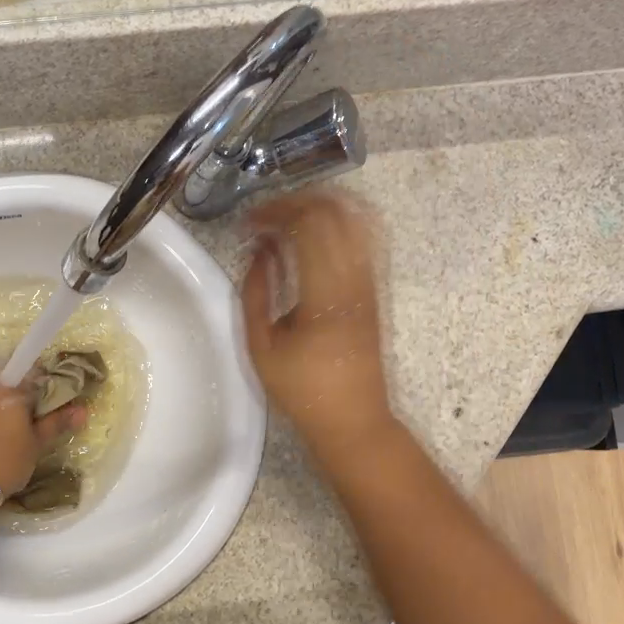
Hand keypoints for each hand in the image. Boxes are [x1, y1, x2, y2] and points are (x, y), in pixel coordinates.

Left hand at [0, 372, 86, 501]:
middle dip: (14, 386)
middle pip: (2, 374)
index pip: (31, 369)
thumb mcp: (35, 446)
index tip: (45, 398)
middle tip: (23, 412)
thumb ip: (56, 424)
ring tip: (1, 426)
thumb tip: (82, 409)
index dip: (40, 380)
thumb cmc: (3, 463)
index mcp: (10, 389)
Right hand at [239, 190, 396, 461]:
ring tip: (287, 218)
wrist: (353, 420)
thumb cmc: (302, 391)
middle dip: (295, 202)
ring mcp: (371, 282)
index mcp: (324, 295)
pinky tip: (315, 232)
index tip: (247, 222)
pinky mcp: (376, 289)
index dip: (274, 212)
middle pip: (334, 212)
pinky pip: (365, 239)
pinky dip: (339, 224)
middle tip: (264, 216)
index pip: (306, 226)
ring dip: (320, 208)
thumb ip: (255, 293)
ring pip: (356, 218)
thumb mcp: (261, 348)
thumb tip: (257, 250)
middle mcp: (355, 279)